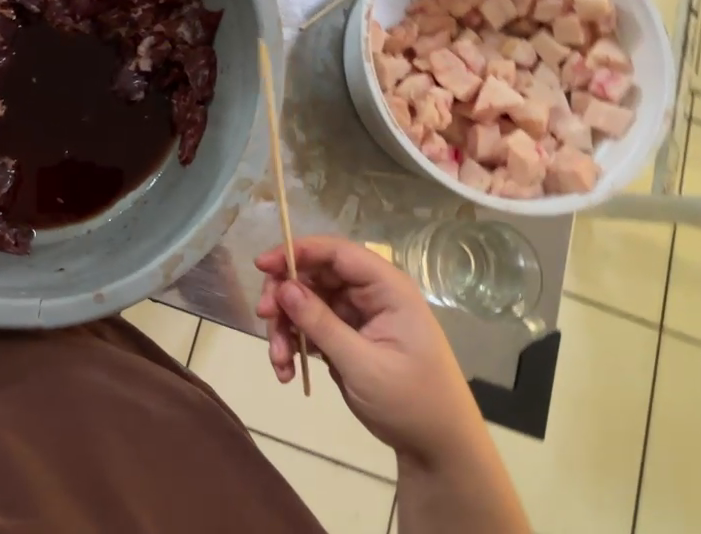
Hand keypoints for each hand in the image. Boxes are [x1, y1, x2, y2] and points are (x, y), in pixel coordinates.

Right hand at [255, 237, 486, 465]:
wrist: (438, 450)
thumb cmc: (412, 402)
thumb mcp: (363, 365)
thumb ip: (321, 323)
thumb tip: (283, 286)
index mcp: (386, 288)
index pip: (336, 252)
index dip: (296, 251)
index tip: (262, 266)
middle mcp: (370, 294)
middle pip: (314, 275)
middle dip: (284, 297)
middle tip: (265, 319)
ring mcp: (357, 316)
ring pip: (306, 302)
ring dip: (285, 327)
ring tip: (278, 362)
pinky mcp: (346, 337)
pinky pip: (309, 327)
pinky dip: (293, 344)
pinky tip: (286, 371)